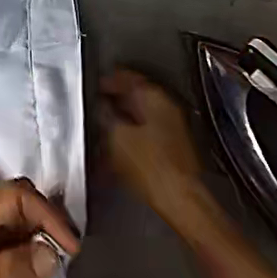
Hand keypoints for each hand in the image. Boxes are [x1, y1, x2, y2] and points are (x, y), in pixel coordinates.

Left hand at [0, 179, 80, 277]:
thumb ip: (13, 271)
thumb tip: (51, 254)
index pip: (20, 197)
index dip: (50, 216)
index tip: (70, 245)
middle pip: (19, 204)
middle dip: (46, 223)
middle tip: (66, 250)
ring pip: (13, 222)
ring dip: (35, 238)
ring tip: (53, 262)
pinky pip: (3, 240)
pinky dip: (22, 251)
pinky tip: (31, 269)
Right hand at [100, 69, 217, 232]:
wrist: (180, 200)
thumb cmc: (153, 168)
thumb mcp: (117, 138)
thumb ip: (105, 116)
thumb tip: (99, 106)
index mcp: (156, 98)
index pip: (129, 77)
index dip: (109, 80)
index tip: (97, 84)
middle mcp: (167, 108)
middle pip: (135, 97)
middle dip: (114, 102)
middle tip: (96, 107)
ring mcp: (172, 129)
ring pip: (140, 118)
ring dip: (121, 122)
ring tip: (102, 132)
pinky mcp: (172, 149)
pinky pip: (145, 136)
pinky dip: (130, 139)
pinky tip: (116, 153)